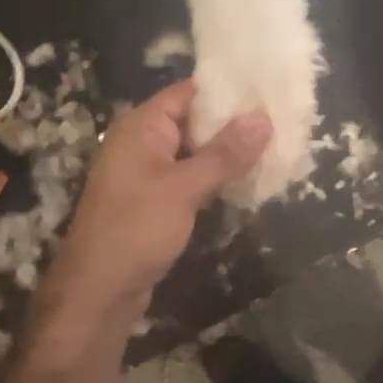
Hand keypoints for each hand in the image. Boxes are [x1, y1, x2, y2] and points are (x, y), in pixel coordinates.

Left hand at [56, 80, 270, 305]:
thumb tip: (264, 117)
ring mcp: (149, 173)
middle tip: (282, 120)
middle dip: (235, 123)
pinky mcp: (157, 200)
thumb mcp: (184, 188)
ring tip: (276, 146)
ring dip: (229, 153)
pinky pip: (192, 177)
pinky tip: (250, 180)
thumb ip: (224, 153)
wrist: (99, 292)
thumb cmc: (136, 229)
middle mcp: (144, 142)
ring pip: (197, 151)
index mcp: (142, 126)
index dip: (228, 90)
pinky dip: (217, 177)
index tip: (269, 90)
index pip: (189, 92)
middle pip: (196, 120)